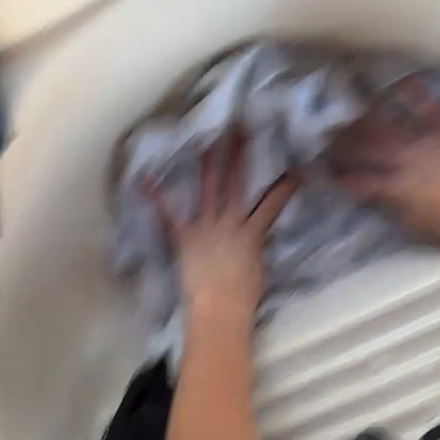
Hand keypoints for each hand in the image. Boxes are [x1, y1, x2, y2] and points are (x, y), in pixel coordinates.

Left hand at [146, 132, 298, 319]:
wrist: (220, 310)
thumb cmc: (244, 297)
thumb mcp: (257, 267)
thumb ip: (255, 246)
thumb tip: (253, 237)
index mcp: (252, 232)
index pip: (273, 203)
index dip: (285, 186)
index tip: (295, 170)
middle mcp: (230, 222)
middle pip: (236, 182)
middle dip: (239, 154)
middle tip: (239, 129)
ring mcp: (206, 227)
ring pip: (209, 189)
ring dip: (207, 163)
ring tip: (206, 140)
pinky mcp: (186, 238)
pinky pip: (169, 215)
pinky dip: (156, 197)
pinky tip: (144, 179)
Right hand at [329, 81, 439, 243]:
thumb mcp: (413, 223)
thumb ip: (390, 205)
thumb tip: (374, 194)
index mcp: (395, 185)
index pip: (359, 178)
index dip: (340, 174)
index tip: (325, 169)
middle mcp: (404, 158)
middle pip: (367, 146)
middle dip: (343, 142)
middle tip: (327, 137)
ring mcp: (425, 140)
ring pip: (388, 125)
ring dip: (366, 120)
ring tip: (350, 116)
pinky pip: (428, 109)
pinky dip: (415, 95)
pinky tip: (402, 82)